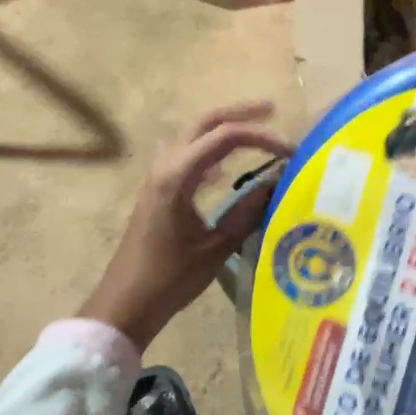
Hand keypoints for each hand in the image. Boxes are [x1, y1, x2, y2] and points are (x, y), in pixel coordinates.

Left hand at [79, 101, 291, 350]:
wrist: (125, 303)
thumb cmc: (170, 277)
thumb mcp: (217, 245)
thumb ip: (248, 210)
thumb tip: (277, 182)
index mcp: (177, 175)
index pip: (225, 136)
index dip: (261, 136)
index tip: (290, 150)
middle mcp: (166, 167)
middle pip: (205, 123)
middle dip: (240, 113)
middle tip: (273, 111)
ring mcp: (160, 178)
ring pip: (194, 137)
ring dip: (225, 130)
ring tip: (256, 133)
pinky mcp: (160, 192)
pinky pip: (189, 157)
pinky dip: (212, 151)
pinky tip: (228, 168)